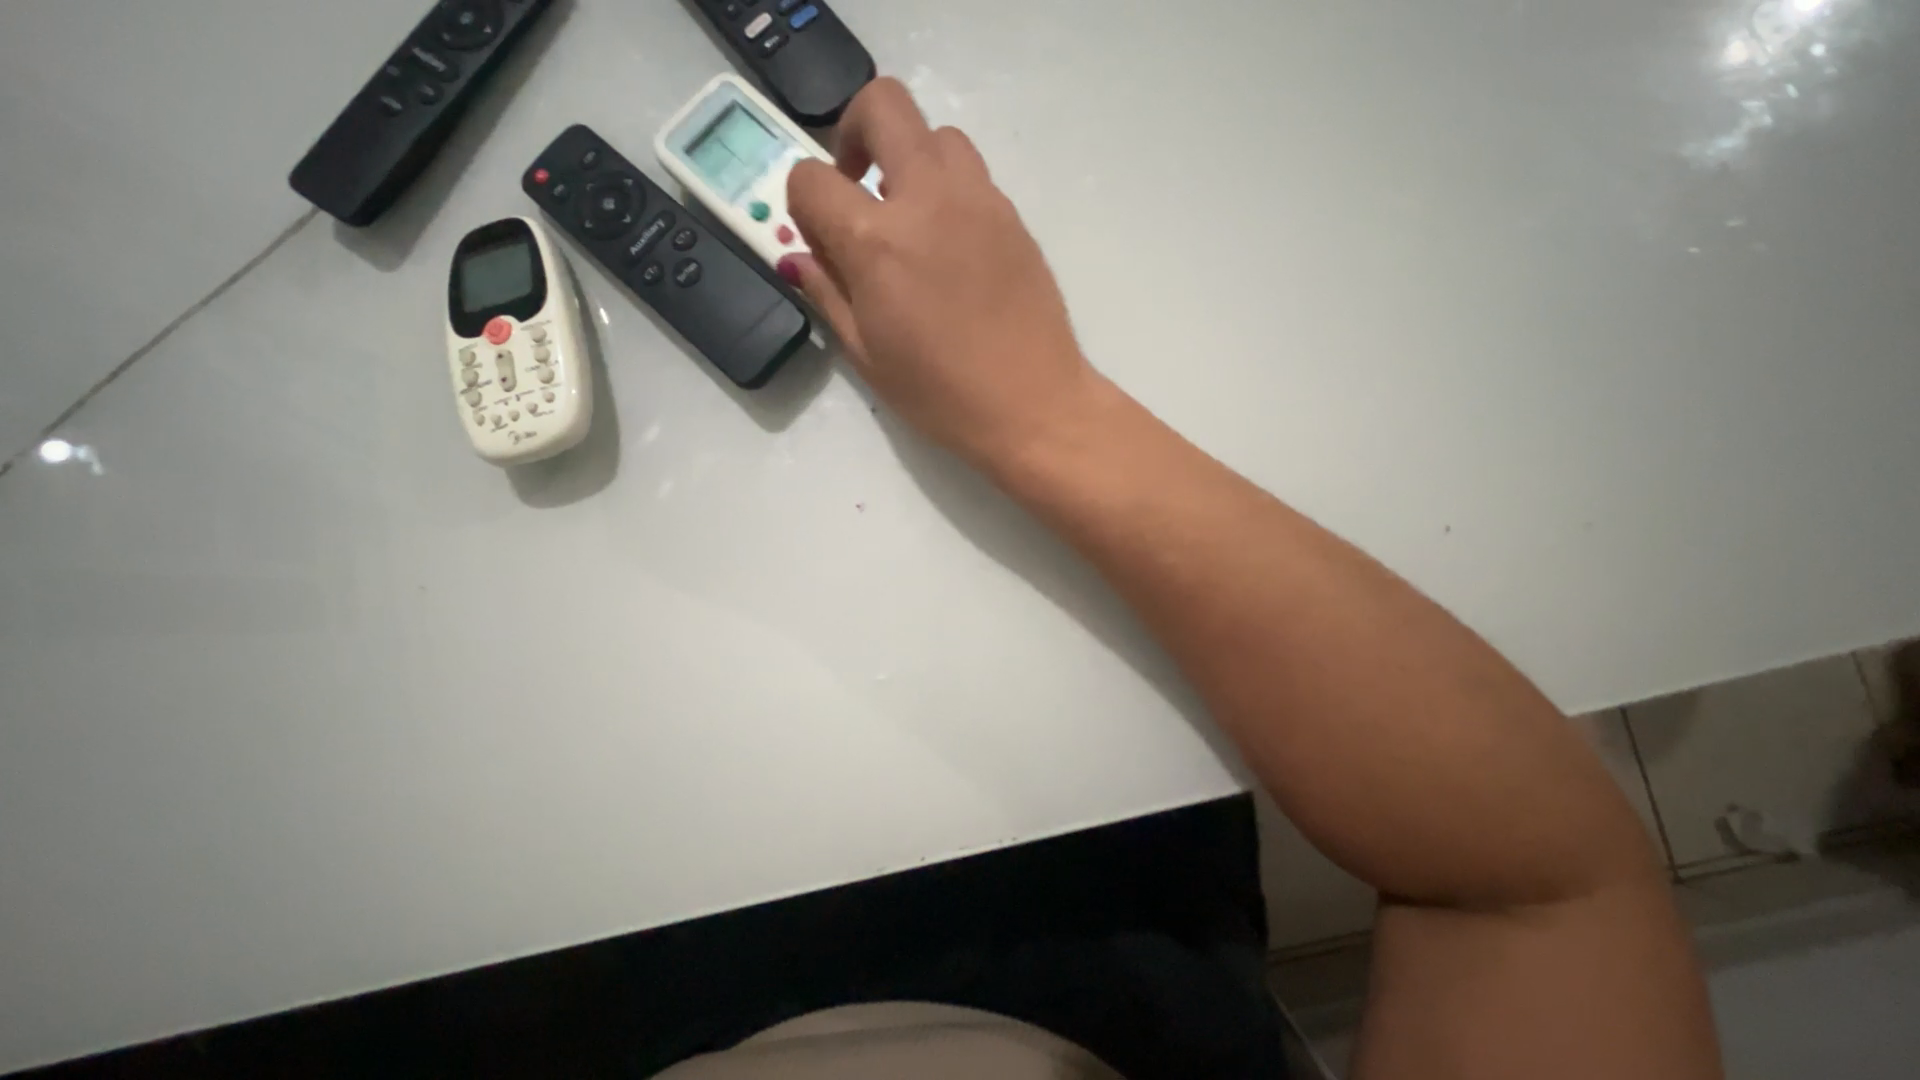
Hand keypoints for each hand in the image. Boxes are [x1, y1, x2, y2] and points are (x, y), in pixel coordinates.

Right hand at [782, 78, 1102, 470]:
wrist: (1032, 403)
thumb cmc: (940, 393)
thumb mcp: (866, 354)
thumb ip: (827, 293)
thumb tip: (799, 258)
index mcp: (878, 241)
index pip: (812, 178)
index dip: (802, 202)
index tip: (816, 233)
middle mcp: (927, 200)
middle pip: (883, 105)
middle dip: (854, 131)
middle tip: (856, 184)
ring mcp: (978, 200)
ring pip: (937, 134)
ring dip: (909, 157)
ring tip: (908, 216)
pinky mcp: (1012, 214)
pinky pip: (971, 174)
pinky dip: (947, 189)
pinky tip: (948, 244)